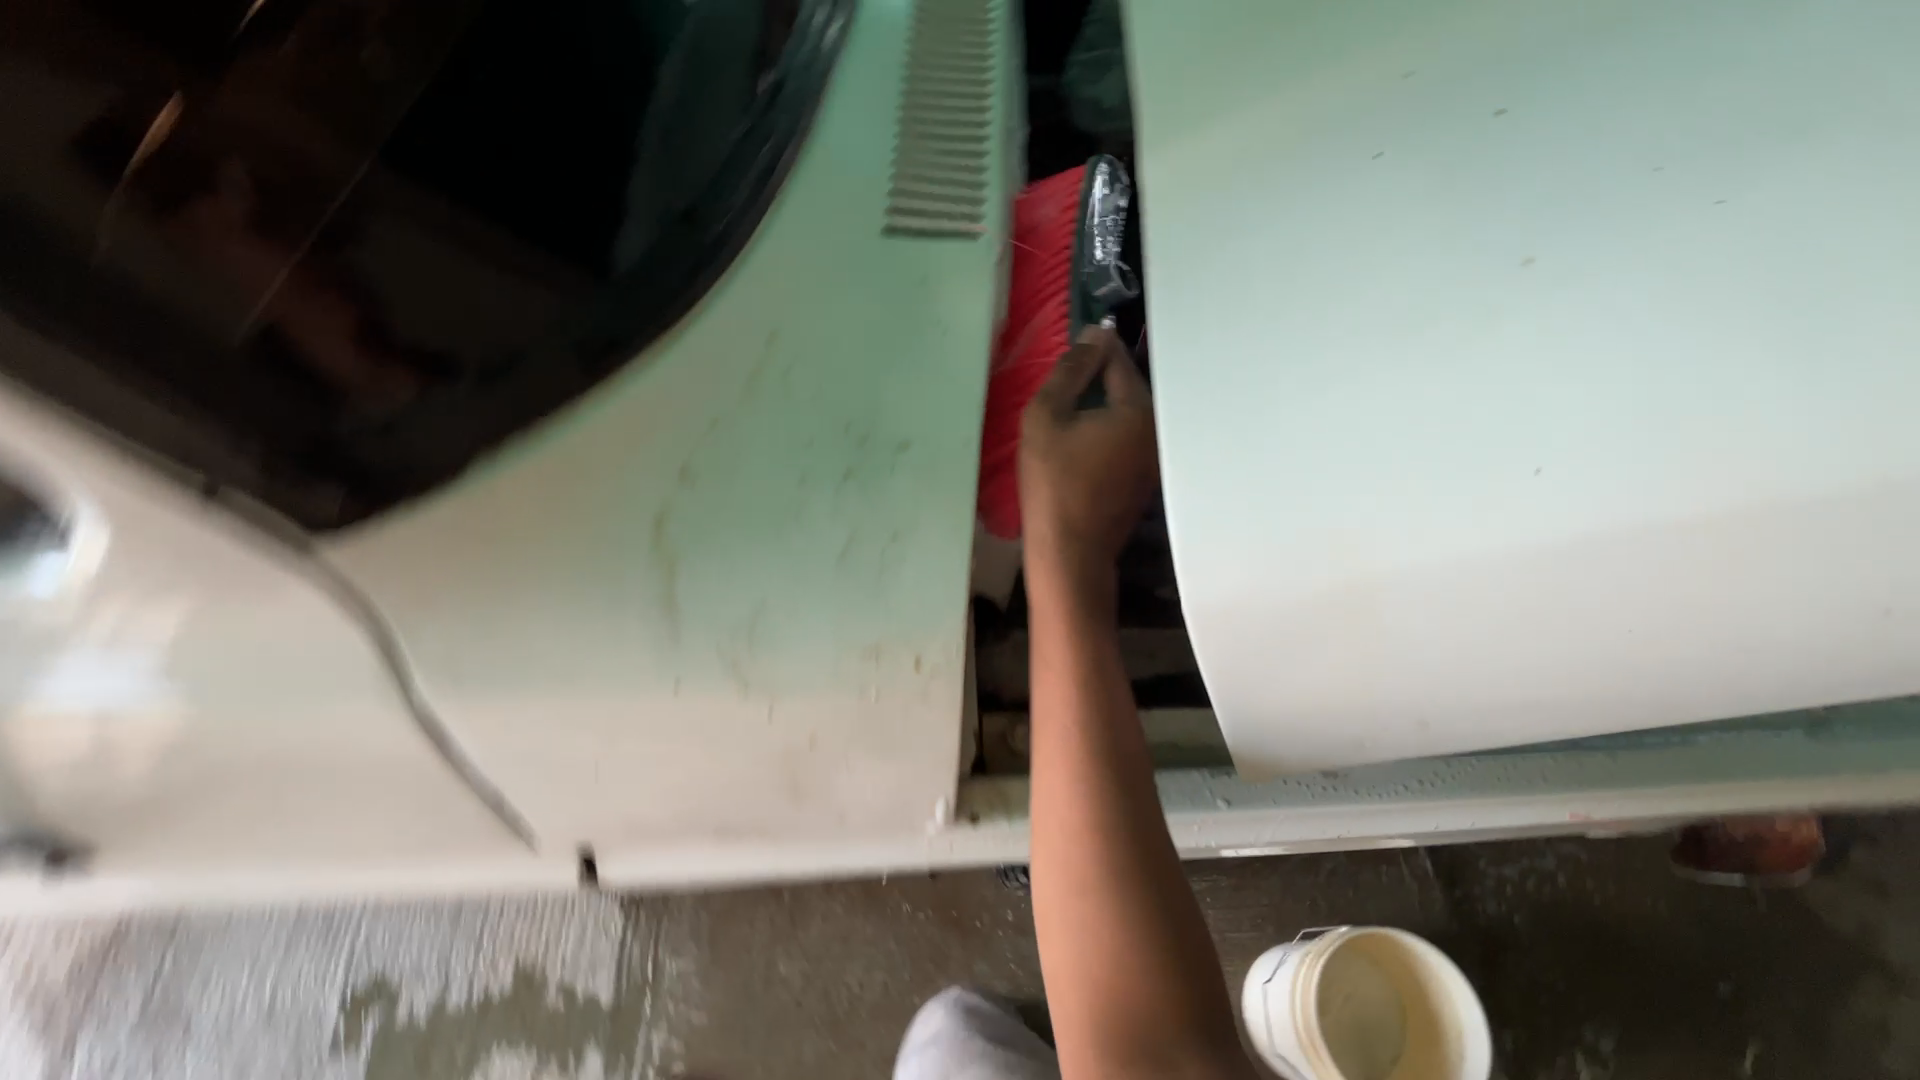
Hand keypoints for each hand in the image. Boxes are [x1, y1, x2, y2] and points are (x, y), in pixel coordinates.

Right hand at [1019, 326, 1158, 597]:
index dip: (1091, 348)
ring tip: (1070, 414)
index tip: (1071, 346)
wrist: (1070, 551)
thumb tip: (1093, 334)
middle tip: (1064, 386)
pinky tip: (1084, 444)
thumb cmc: (1054, 482)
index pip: (1117, 359)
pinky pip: (1128, 438)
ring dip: (1102, 407)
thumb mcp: (1047, 416)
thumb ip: (1071, 370)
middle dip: (1098, 380)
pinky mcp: (1146, 478)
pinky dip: (1108, 432)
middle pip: (1127, 386)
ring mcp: (1155, 456)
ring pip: (1128, 414)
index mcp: (1139, 409)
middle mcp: (1157, 428)